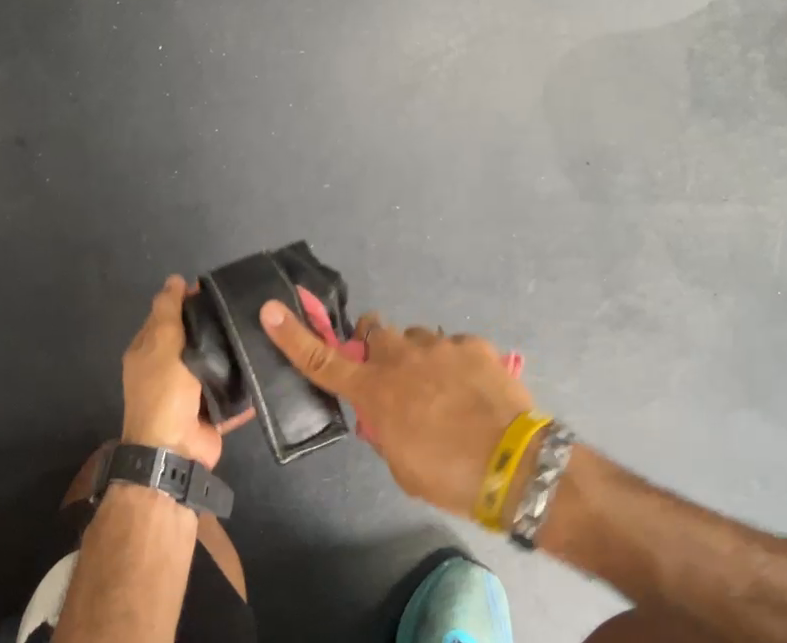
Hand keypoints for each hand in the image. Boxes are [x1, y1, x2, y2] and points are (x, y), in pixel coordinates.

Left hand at [122, 276, 250, 467]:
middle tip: (246, 307)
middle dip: (215, 325)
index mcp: (149, 351)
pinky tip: (266, 363)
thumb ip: (168, 311)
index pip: (167, 315)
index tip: (216, 288)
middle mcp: (168, 369)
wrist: (175, 451)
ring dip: (234, 352)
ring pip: (215, 363)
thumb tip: (175, 279)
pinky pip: (232, 391)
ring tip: (262, 330)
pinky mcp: (213, 410)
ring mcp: (191, 392)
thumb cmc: (163, 392)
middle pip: (194, 338)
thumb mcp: (161, 344)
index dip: (186, 300)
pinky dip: (245, 383)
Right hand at [259, 301, 534, 514]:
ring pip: (417, 339)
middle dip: (377, 346)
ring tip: (447, 391)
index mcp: (374, 390)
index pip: (321, 360)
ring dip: (421, 359)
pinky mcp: (474, 345)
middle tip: (396, 375)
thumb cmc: (449, 476)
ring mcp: (438, 346)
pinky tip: (476, 392)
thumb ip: (386, 432)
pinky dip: (459, 364)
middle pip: (374, 330)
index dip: (292, 336)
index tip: (270, 310)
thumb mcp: (401, 464)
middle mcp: (399, 357)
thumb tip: (386, 418)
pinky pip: (456, 347)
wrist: (516, 468)